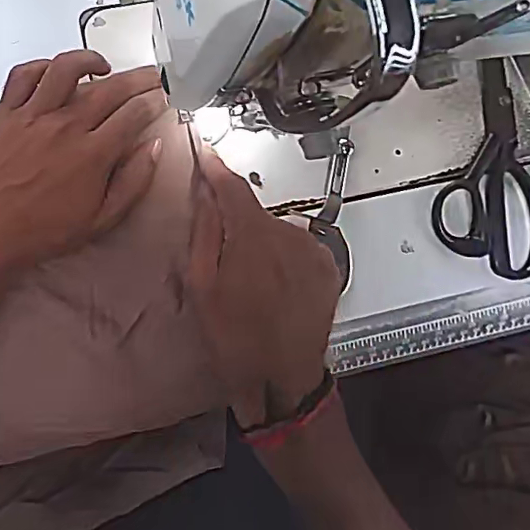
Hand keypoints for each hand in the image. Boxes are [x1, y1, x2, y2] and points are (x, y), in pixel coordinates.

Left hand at [0, 51, 167, 308]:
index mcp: (92, 155)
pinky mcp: (7, 114)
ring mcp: (33, 117)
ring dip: (90, 59)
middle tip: (150, 77)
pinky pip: (23, 75)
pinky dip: (41, 65)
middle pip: (111, 88)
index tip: (161, 99)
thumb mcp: (101, 220)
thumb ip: (133, 183)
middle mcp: (64, 128)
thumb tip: (153, 149)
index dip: (154, 101)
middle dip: (139, 78)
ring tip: (104, 67)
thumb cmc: (41, 231)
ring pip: (66, 68)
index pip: (134, 113)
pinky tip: (54, 72)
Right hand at [186, 142, 340, 428]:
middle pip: (254, 209)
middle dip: (235, 220)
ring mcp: (312, 251)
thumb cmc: (236, 338)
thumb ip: (203, 231)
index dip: (215, 166)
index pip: (232, 185)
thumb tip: (204, 195)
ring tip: (251, 281)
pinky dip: (282, 255)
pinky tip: (273, 285)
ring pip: (275, 228)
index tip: (205, 151)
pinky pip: (297, 245)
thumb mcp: (201, 285)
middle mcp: (288, 236)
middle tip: (222, 257)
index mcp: (252, 237)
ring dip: (260, 241)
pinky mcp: (327, 266)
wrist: (281, 379)